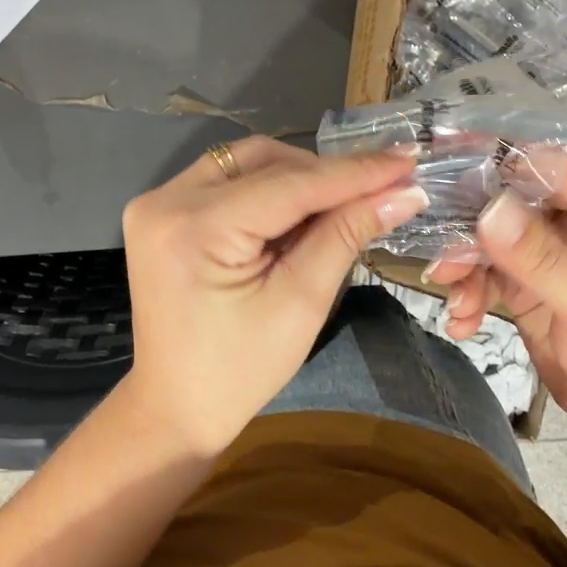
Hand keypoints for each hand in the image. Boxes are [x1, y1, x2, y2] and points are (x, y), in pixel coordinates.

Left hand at [119, 137, 426, 455]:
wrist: (177, 407)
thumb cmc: (240, 371)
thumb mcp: (300, 303)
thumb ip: (346, 236)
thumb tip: (404, 192)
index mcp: (193, 228)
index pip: (289, 183)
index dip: (354, 171)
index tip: (410, 159)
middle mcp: (164, 201)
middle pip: (263, 161)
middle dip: (323, 175)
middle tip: (378, 192)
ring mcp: (156, 205)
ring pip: (244, 164)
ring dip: (296, 180)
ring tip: (339, 210)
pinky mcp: (160, 216)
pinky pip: (225, 184)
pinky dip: (266, 194)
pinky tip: (296, 220)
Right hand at [428, 154, 566, 434]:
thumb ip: (541, 258)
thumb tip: (487, 208)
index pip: (559, 169)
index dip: (506, 167)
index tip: (448, 169)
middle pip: (518, 201)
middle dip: (475, 227)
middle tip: (440, 253)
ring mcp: (558, 254)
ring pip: (495, 238)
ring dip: (467, 266)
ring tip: (452, 299)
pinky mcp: (532, 287)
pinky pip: (489, 275)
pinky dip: (470, 295)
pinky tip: (461, 324)